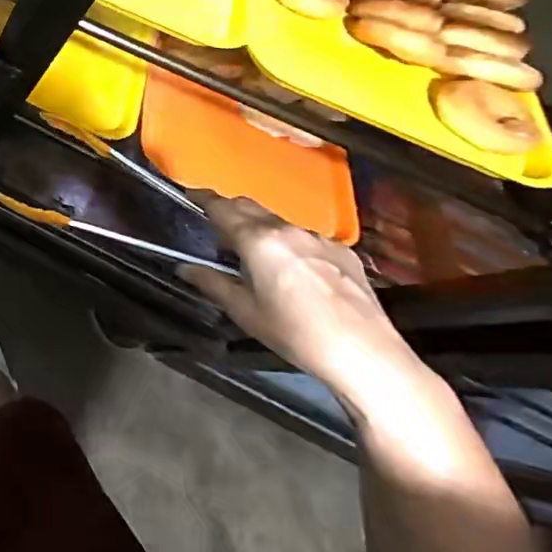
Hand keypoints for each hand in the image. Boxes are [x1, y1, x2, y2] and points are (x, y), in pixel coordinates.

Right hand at [180, 196, 428, 411]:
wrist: (367, 355)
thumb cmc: (296, 333)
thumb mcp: (244, 312)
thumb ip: (211, 283)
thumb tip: (185, 269)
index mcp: (257, 240)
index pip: (221, 207)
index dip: (202, 198)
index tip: (190, 196)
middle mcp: (287, 230)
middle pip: (249, 206)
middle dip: (229, 209)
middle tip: (215, 225)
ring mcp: (320, 239)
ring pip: (279, 222)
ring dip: (261, 228)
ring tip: (255, 253)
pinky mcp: (344, 253)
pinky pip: (307, 238)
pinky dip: (291, 244)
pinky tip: (296, 270)